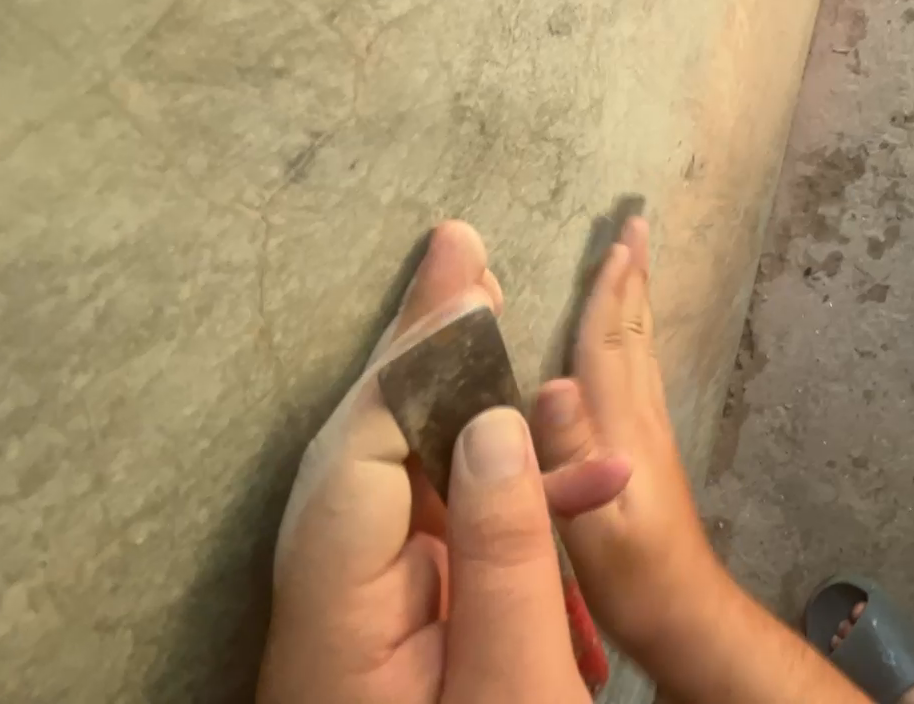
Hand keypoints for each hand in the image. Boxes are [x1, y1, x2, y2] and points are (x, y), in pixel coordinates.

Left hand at [260, 222, 630, 703]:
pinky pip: (457, 513)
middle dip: (417, 346)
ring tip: (503, 310)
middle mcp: (334, 606)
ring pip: (415, 470)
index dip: (412, 373)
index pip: (356, 469)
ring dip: (474, 397)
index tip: (467, 293)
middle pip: (365, 446)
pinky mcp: (416, 606)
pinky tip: (579, 474)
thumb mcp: (516, 691)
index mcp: (336, 636)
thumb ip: (504, 557)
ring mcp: (376, 604)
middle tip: (457, 253)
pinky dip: (515, 477)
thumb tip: (490, 427)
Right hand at [530, 217, 730, 663]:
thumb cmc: (629, 568)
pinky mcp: (648, 443)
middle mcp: (640, 411)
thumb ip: (572, 453)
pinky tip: (629, 338)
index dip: (610, 289)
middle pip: (634, 329)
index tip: (618, 239)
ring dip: (636, 298)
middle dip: (634, 275)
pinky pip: (640, 369)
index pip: (610, 341)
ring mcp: (648, 425)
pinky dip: (634, 336)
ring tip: (635, 264)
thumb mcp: (592, 520)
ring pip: (640, 345)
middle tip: (638, 227)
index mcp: (621, 421)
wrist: (680, 602)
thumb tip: (554, 383)